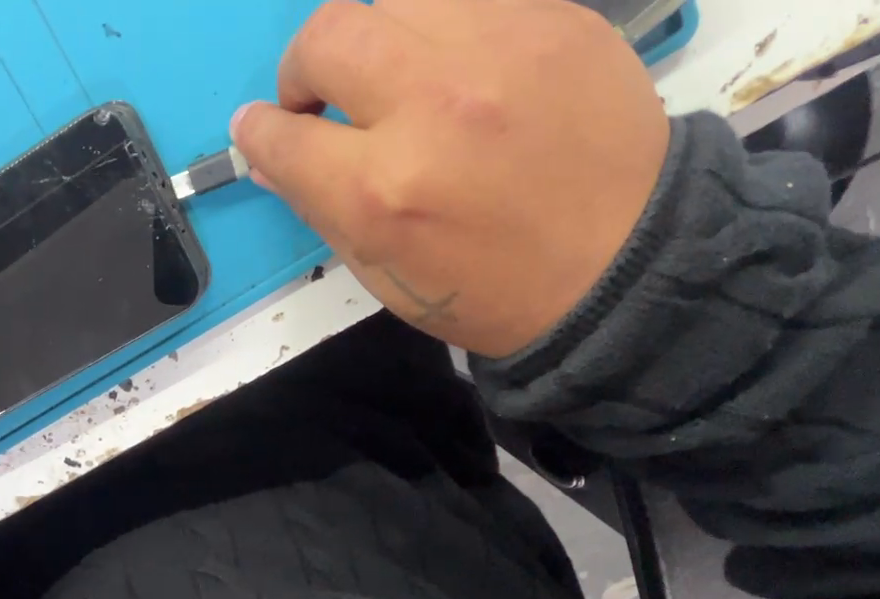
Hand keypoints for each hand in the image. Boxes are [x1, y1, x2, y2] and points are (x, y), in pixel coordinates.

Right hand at [233, 0, 671, 356]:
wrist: (621, 267)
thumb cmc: (487, 290)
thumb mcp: (383, 272)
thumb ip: (321, 205)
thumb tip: (275, 152)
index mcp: (379, 191)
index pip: (282, 136)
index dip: (259, 133)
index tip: (261, 130)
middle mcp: (429, 105)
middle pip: (325, 38)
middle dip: (302, 70)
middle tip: (320, 99)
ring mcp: (495, 49)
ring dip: (374, 39)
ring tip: (394, 77)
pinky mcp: (550, 15)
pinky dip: (438, 26)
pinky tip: (455, 66)